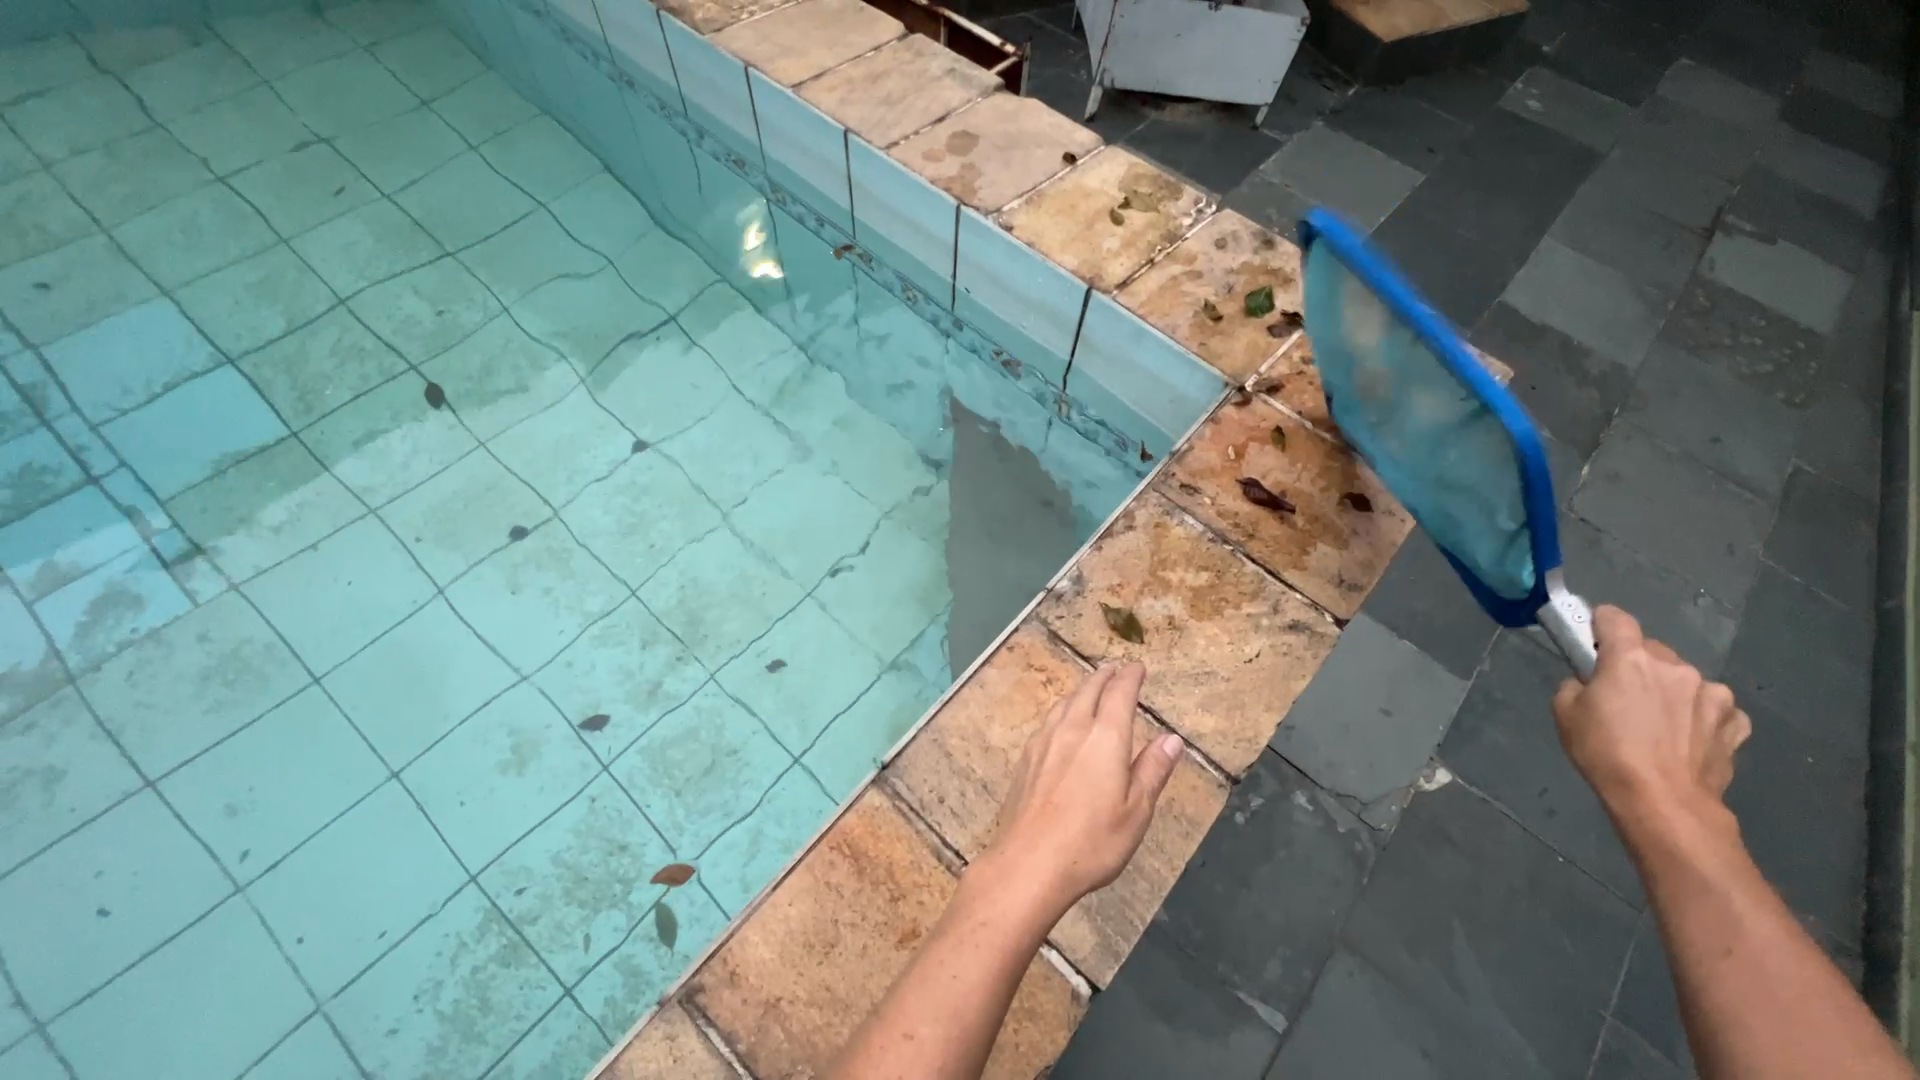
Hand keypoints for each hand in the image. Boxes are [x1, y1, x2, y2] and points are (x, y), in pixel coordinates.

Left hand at [972, 663, 1182, 920]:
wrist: (1029, 862)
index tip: (1138, 667)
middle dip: (1104, 677)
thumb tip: (1171, 738)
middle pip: (1088, 691)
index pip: (1119, 695)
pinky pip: (1048, 720)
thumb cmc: (1092, 842)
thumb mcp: (1136, 811)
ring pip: (1064, 703)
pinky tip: (1060, 722)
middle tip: (1114, 669)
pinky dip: (1062, 710)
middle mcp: (1072, 730)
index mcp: (1105, 738)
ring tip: (1089, 688)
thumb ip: (1152, 770)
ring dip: (1081, 690)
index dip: (1130, 678)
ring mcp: (1044, 742)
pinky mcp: (1026, 759)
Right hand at [1551, 606, 1750, 822]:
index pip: (1615, 618)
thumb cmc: (1604, 752)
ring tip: (1659, 725)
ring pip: (1684, 680)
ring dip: (1671, 691)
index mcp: (1630, 658)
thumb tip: (1590, 682)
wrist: (1662, 800)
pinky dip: (1700, 716)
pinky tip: (1687, 738)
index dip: (1600, 624)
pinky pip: (1713, 708)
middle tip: (1622, 696)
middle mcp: (1675, 667)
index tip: (1592, 638)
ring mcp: (1712, 693)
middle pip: (1651, 651)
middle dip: (1636, 666)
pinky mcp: (1735, 722)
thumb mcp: (1564, 712)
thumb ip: (1576, 684)